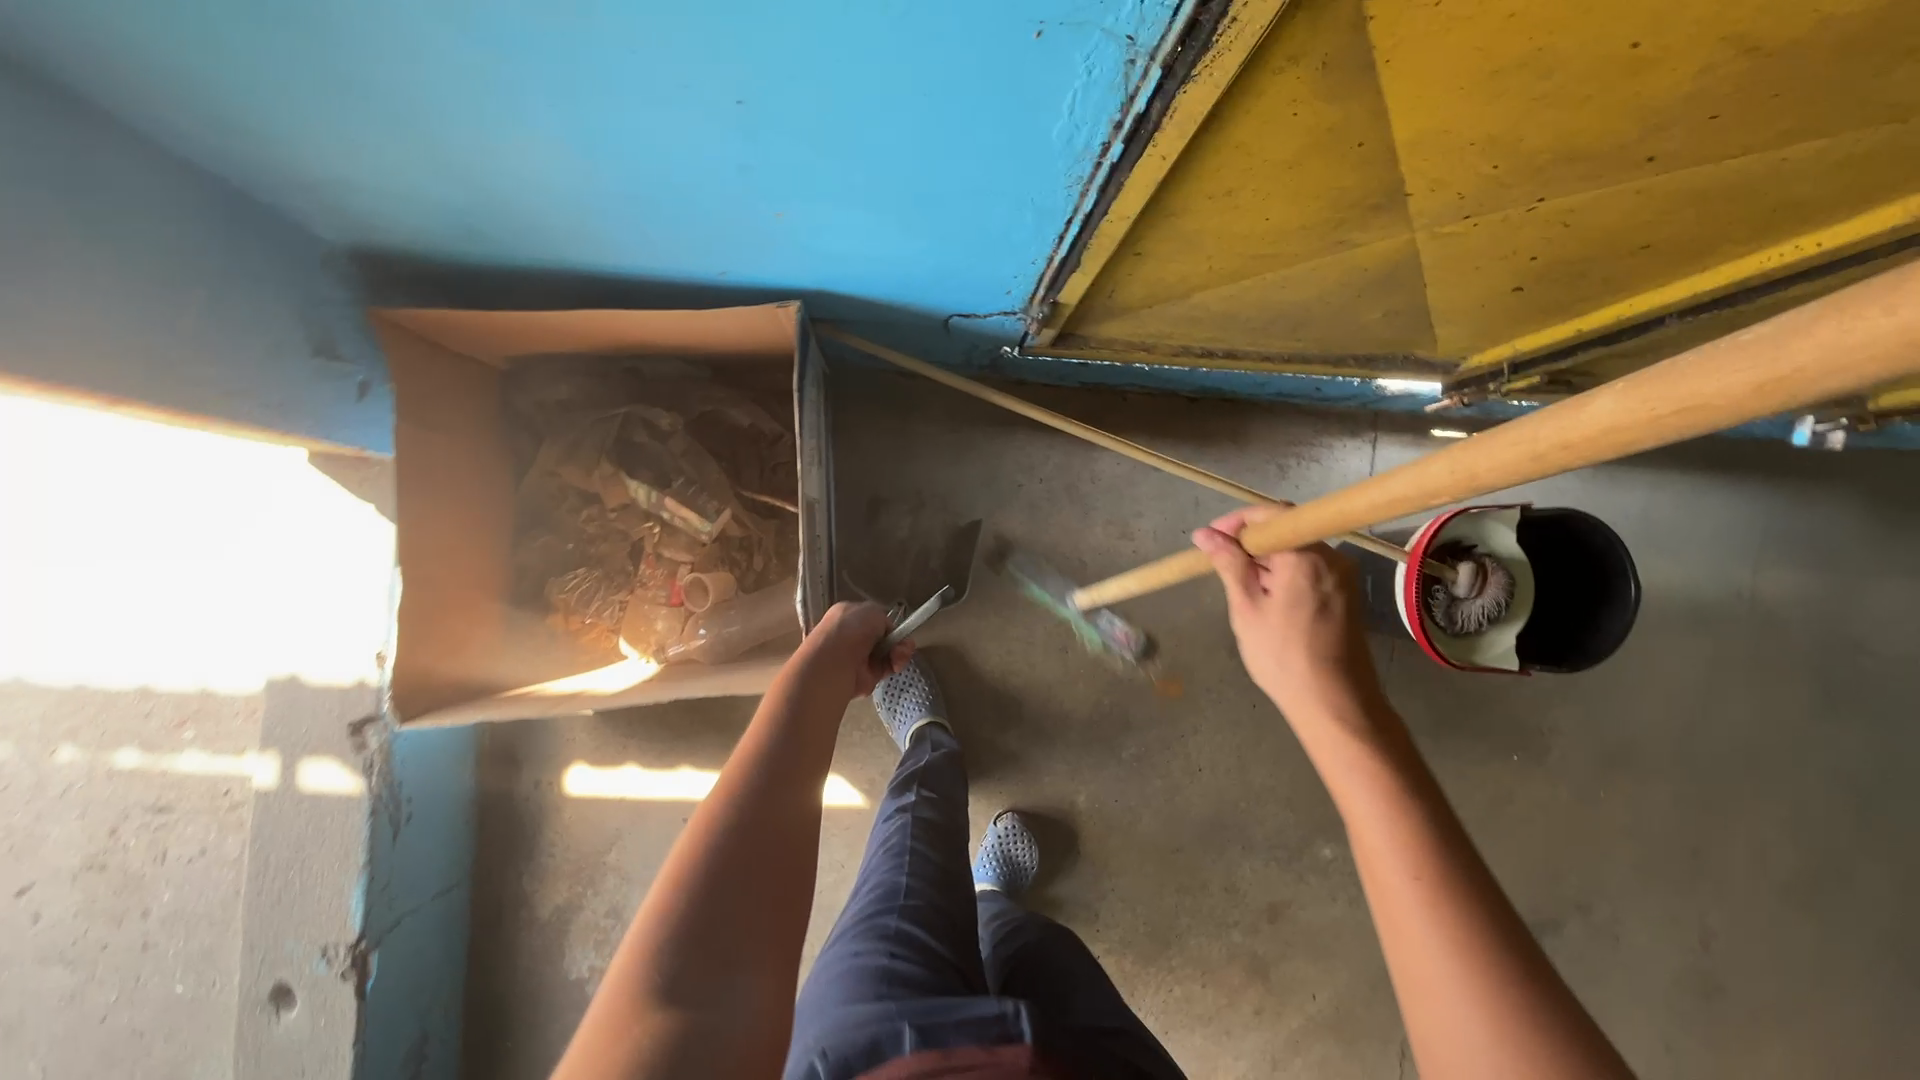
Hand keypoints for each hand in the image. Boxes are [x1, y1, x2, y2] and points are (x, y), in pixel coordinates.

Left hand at [792, 601, 913, 701]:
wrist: (835, 661)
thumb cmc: (852, 629)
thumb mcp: (873, 610)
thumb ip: (884, 619)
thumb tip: (886, 631)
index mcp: (848, 616)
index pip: (873, 619)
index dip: (886, 624)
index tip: (896, 628)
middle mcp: (851, 637)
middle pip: (883, 637)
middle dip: (898, 639)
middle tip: (903, 644)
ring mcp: (858, 657)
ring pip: (888, 653)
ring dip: (900, 652)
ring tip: (900, 654)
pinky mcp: (866, 676)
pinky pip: (886, 669)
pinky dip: (895, 666)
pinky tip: (896, 664)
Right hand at [1192, 507, 1383, 725]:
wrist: (1335, 702)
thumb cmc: (1283, 655)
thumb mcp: (1246, 607)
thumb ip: (1228, 564)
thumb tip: (1205, 534)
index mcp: (1307, 554)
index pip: (1271, 514)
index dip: (1237, 521)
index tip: (1211, 539)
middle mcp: (1332, 556)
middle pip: (1287, 531)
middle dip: (1250, 543)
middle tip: (1221, 564)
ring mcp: (1342, 576)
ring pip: (1298, 552)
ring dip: (1267, 562)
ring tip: (1239, 586)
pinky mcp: (1345, 595)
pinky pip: (1310, 570)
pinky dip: (1284, 576)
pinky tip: (1266, 599)